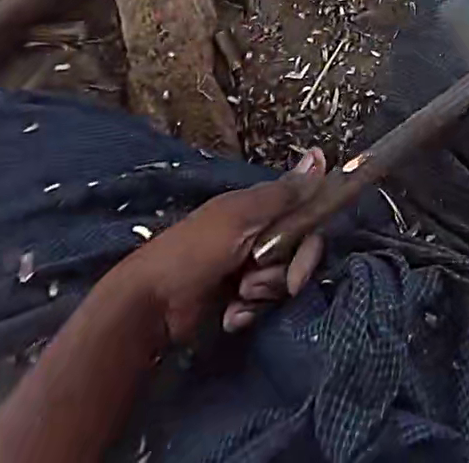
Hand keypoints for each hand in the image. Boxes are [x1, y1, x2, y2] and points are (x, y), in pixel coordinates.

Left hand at [107, 150, 326, 344]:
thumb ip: (285, 191)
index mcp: (260, 208)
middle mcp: (260, 235)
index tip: (306, 252)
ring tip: (237, 295)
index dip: (311, 235)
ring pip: (283, 279)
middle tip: (267, 284)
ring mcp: (249, 268)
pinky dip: (248, 310)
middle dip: (287, 271)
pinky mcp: (238, 299)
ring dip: (263, 291)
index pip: (306, 214)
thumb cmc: (195, 250)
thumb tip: (320, 154)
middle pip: (300, 251)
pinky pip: (263, 304)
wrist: (149, 307)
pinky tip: (230, 315)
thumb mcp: (243, 215)